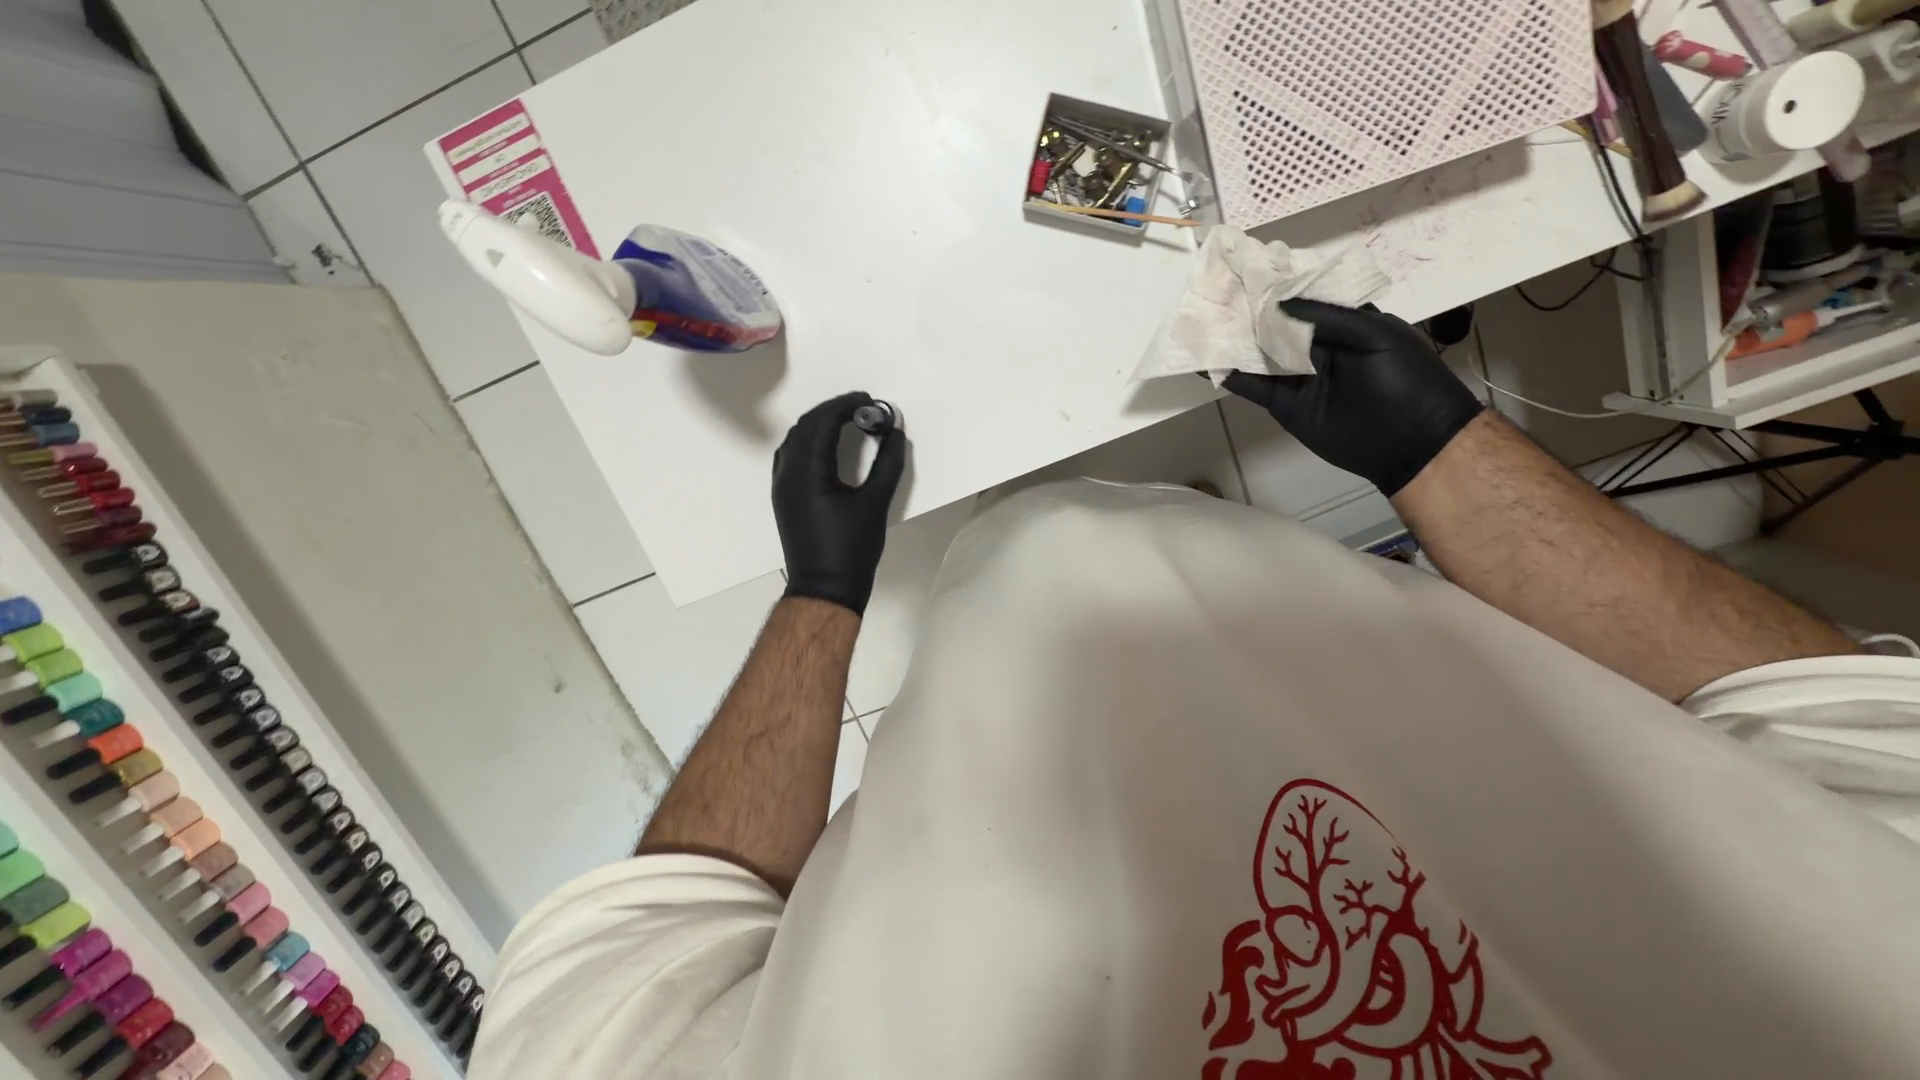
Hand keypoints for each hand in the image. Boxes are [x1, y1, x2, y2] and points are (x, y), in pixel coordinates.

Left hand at [772, 392, 906, 614]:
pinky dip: (810, 441)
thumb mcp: (876, 504)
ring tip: (849, 421)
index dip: (846, 405)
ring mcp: (782, 485)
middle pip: (805, 426)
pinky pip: (791, 455)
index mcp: (808, 472)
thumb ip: (888, 464)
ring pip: (795, 439)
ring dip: (819, 424)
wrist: (825, 587)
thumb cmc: (851, 549)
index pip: (823, 423)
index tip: (870, 401)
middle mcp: (788, 472)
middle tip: (863, 408)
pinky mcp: (784, 496)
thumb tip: (895, 433)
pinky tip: (829, 445)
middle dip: (832, 410)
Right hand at [1223, 300, 1483, 495]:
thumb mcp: (1374, 336)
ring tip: (1199, 325)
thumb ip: (1326, 317)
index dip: (1274, 283)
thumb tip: (1277, 300)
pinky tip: (1208, 364)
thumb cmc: (1404, 380)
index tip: (1243, 269)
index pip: (1301, 295)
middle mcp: (1314, 343)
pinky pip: (1254, 386)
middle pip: (1273, 323)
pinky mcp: (1285, 403)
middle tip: (1210, 295)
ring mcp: (1297, 374)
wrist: (1413, 444)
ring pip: (1258, 353)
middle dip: (1245, 310)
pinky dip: (1232, 376)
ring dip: (1232, 342)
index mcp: (1342, 320)